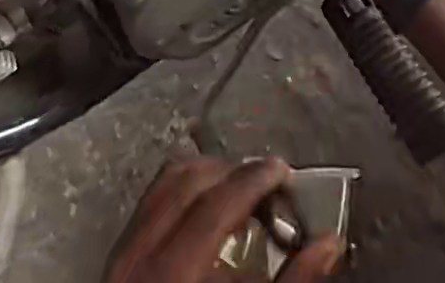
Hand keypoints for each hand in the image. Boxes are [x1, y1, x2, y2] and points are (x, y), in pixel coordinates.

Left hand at [104, 156, 342, 282]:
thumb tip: (329, 244)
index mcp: (173, 273)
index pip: (217, 203)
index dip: (254, 179)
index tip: (282, 171)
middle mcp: (139, 255)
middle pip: (190, 181)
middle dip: (233, 171)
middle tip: (267, 181)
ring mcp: (121, 254)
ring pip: (166, 182)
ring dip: (207, 174)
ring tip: (239, 188)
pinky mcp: (116, 257)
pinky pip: (150, 200)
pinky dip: (182, 189)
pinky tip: (205, 208)